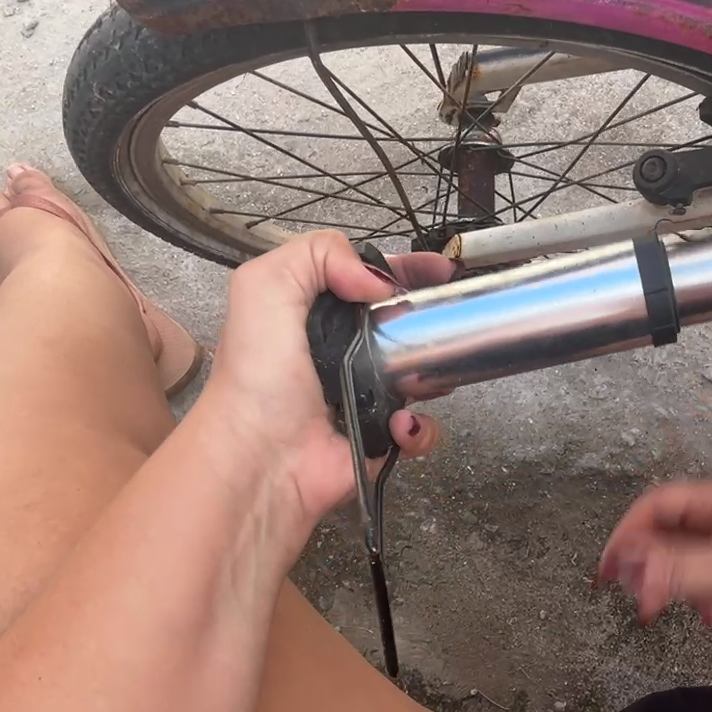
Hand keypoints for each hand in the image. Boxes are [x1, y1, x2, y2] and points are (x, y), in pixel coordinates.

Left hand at [198, 230, 455, 521]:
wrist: (260, 457)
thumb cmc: (256, 377)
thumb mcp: (265, 287)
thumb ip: (318, 253)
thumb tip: (378, 280)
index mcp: (319, 314)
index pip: (372, 281)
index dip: (407, 271)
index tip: (442, 271)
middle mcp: (345, 352)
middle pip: (407, 325)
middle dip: (436, 321)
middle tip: (456, 319)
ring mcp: (367, 396)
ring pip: (423, 377)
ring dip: (435, 375)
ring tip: (432, 375)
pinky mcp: (380, 438)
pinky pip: (418, 430)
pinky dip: (417, 428)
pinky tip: (398, 423)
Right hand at [597, 481, 711, 639]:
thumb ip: (676, 569)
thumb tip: (625, 566)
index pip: (656, 505)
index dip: (625, 536)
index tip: (607, 575)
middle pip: (678, 534)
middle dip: (659, 570)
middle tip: (648, 607)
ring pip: (705, 560)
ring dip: (695, 590)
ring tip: (707, 619)